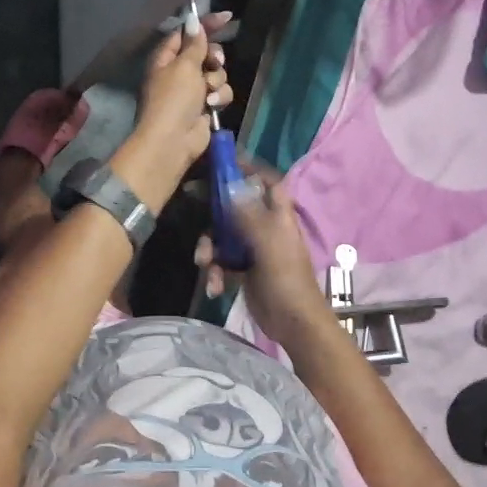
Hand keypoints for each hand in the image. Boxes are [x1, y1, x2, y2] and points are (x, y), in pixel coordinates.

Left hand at [116, 12, 231, 200]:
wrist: (173, 140)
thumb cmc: (174, 98)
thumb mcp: (184, 66)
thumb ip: (194, 44)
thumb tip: (193, 21)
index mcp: (166, 58)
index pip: (186, 33)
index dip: (205, 24)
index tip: (227, 17)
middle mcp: (178, 72)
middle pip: (205, 52)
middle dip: (214, 57)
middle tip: (214, 62)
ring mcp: (192, 90)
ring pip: (217, 73)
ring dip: (216, 80)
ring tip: (208, 91)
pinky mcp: (204, 107)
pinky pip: (220, 93)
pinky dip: (218, 97)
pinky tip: (211, 106)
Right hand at [196, 162, 328, 341]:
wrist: (293, 324)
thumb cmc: (286, 279)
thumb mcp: (267, 243)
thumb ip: (247, 214)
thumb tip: (229, 185)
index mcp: (278, 217)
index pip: (267, 183)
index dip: (250, 170)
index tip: (225, 163)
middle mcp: (265, 229)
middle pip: (235, 208)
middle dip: (214, 214)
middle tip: (193, 203)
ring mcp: (253, 251)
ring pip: (222, 237)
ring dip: (209, 250)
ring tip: (205, 264)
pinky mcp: (243, 272)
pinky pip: (222, 263)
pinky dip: (215, 273)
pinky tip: (215, 287)